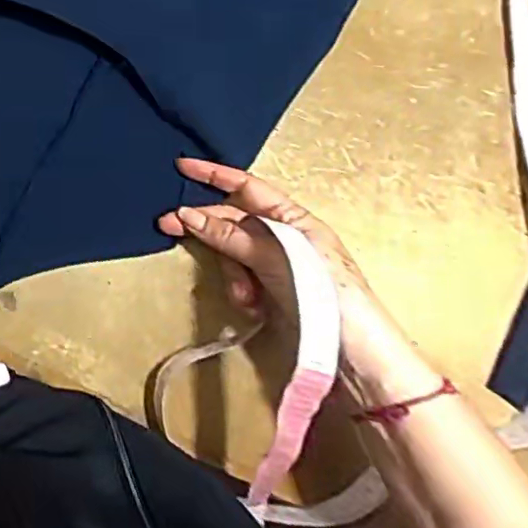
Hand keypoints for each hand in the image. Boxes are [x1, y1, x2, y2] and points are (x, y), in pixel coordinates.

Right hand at [157, 158, 440, 406]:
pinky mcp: (271, 289)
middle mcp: (284, 237)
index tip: (180, 166)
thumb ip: (230, 236)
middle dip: (205, 227)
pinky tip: (251, 306)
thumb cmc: (329, 299)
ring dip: (230, 272)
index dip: (214, 174)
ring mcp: (276, 264)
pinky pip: (239, 276)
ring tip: (244, 296)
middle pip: (231, 219)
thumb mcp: (277, 260)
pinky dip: (240, 289)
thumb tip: (185, 214)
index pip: (248, 187)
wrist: (360, 362)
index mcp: (295, 221)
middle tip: (167, 226)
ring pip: (230, 250)